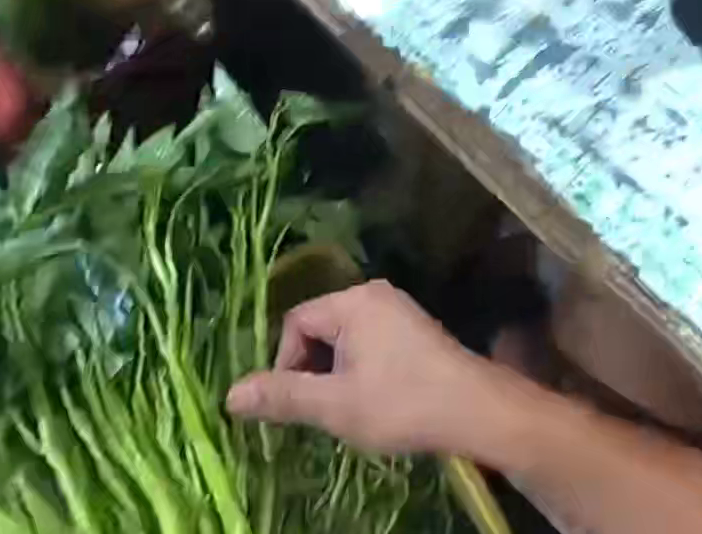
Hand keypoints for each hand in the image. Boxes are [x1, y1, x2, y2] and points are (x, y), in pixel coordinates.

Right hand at [226, 281, 512, 455]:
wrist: (471, 406)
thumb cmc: (400, 401)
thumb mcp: (335, 404)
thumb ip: (284, 396)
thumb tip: (230, 393)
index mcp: (353, 301)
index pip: (297, 322)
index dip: (286, 363)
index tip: (294, 403)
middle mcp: (374, 293)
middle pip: (320, 325)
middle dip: (311, 367)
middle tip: (321, 408)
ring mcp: (396, 307)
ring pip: (344, 335)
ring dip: (334, 370)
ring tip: (346, 406)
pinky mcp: (411, 325)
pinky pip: (368, 337)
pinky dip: (358, 365)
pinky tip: (372, 397)